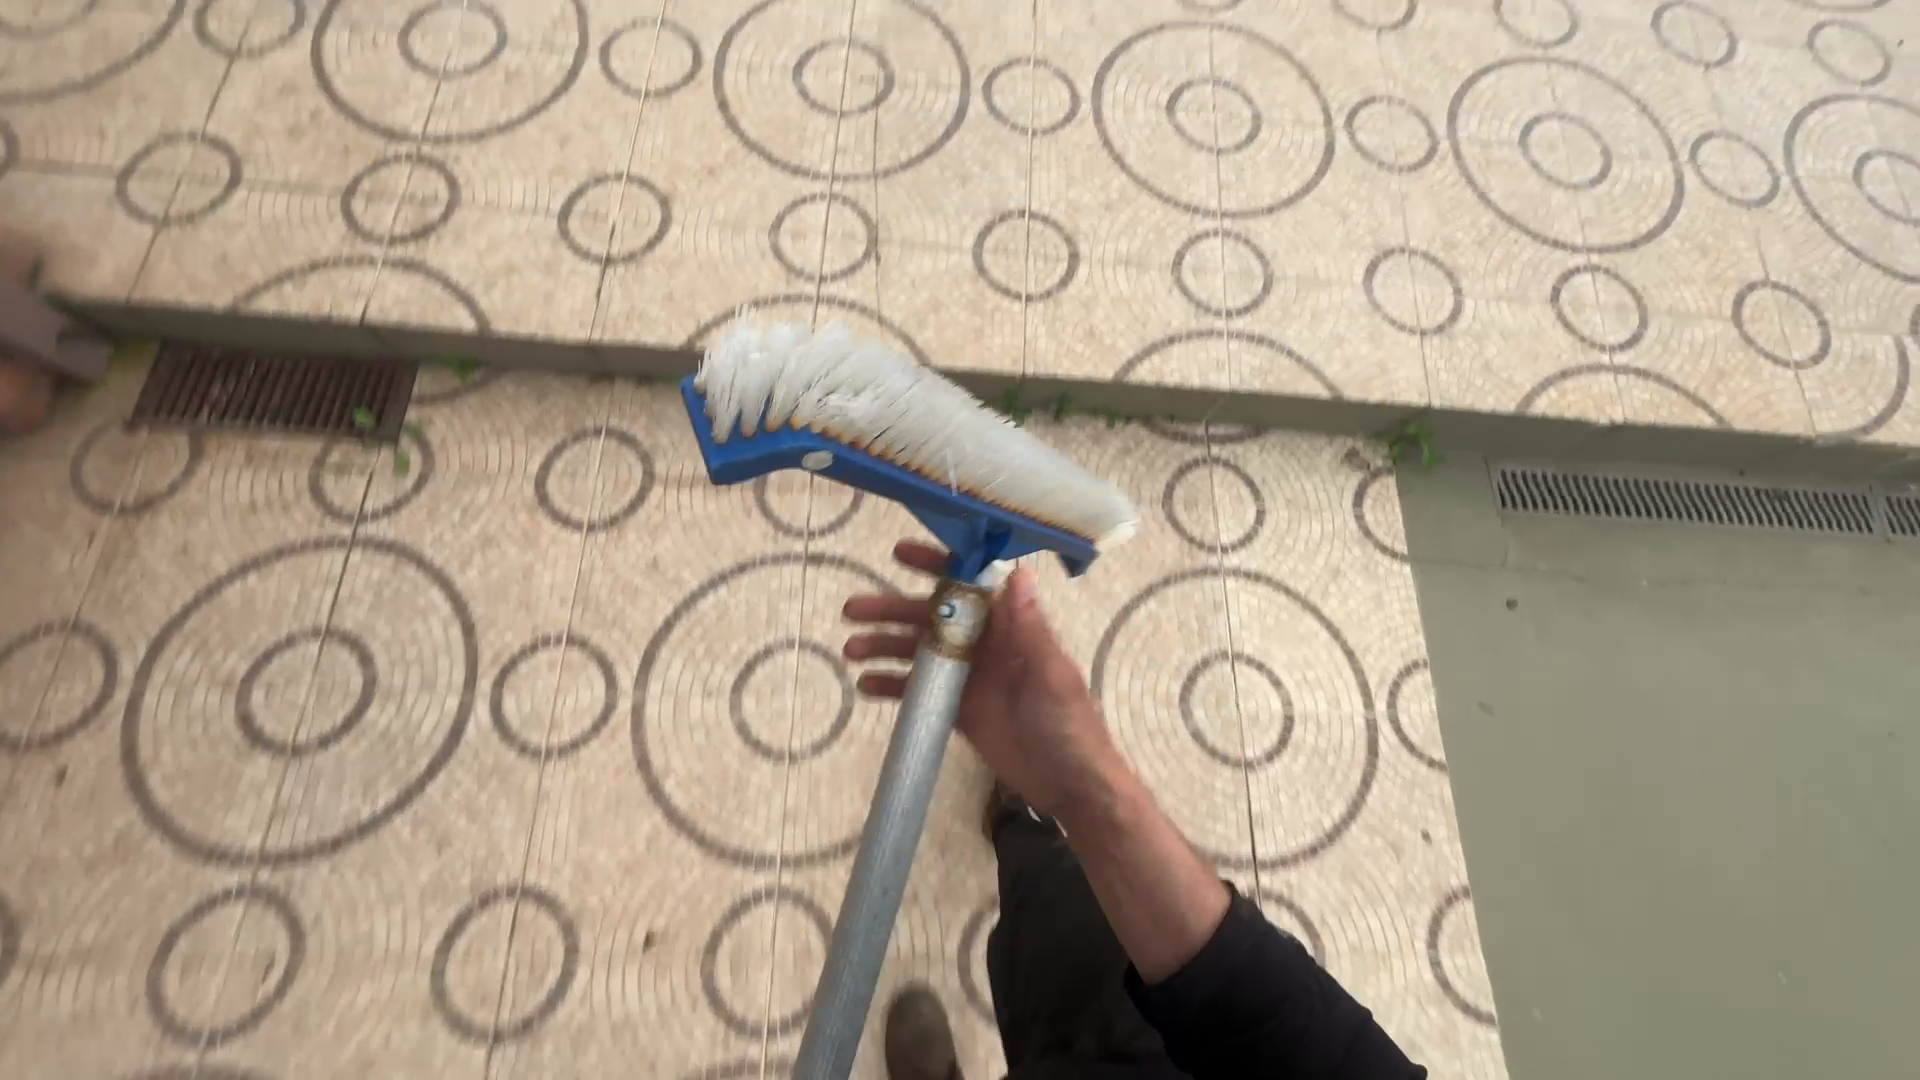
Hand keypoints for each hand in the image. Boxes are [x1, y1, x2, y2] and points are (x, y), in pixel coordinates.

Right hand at [841, 540, 1127, 823]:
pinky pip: (920, 690)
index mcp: (1009, 626)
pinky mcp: (958, 709)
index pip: (969, 585)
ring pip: (919, 652)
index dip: (936, 567)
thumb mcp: (1051, 674)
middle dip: (892, 610)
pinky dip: (893, 685)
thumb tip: (1018, 573)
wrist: (1070, 784)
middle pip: (932, 617)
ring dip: (884, 647)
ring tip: (851, 649)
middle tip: (852, 609)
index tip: (900, 554)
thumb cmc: (1069, 723)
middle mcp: (984, 644)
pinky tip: (866, 686)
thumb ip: (1031, 628)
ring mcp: (968, 677)